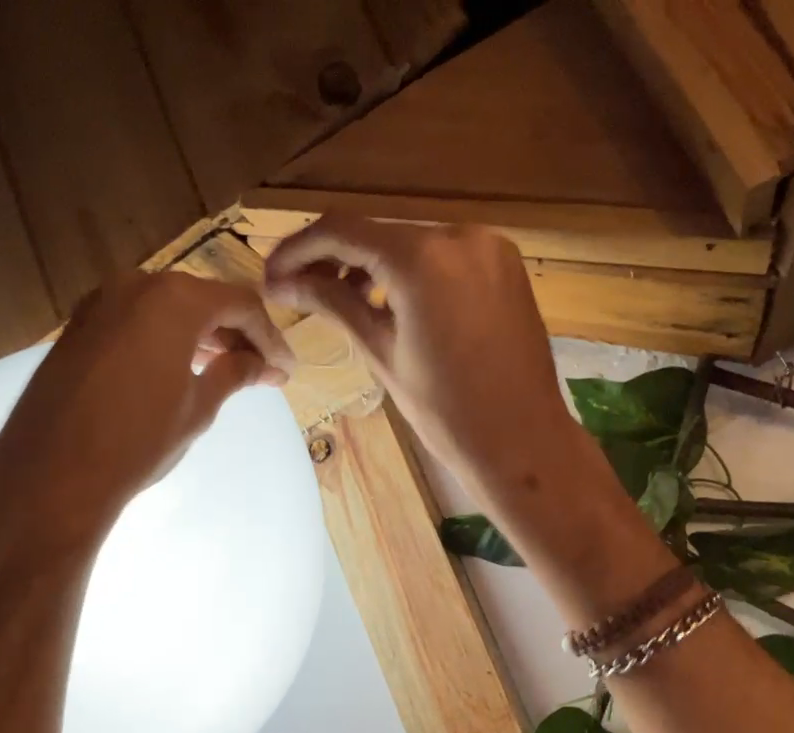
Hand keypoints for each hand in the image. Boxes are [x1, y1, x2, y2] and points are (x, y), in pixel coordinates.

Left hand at [0, 271, 293, 554]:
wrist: (54, 471)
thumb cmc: (138, 438)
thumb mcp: (198, 407)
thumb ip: (234, 374)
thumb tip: (265, 365)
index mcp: (174, 299)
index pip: (240, 304)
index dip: (270, 336)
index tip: (286, 369)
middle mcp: (135, 285)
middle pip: (201, 299)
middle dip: (236, 332)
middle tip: (262, 368)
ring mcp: (100, 303)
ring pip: (166, 308)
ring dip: (201, 335)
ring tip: (227, 370)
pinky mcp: (78, 327)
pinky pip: (136, 320)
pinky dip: (165, 338)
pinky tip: (180, 368)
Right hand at [264, 214, 675, 627]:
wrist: (522, 441)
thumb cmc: (447, 411)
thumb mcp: (382, 353)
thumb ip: (334, 304)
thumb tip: (282, 282)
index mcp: (423, 258)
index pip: (342, 231)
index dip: (298, 249)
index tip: (271, 275)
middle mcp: (459, 236)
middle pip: (378, 232)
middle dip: (333, 257)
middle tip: (298, 290)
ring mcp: (489, 247)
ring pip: (411, 243)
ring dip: (372, 263)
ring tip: (340, 299)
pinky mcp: (505, 265)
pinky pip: (444, 257)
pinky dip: (412, 271)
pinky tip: (390, 300)